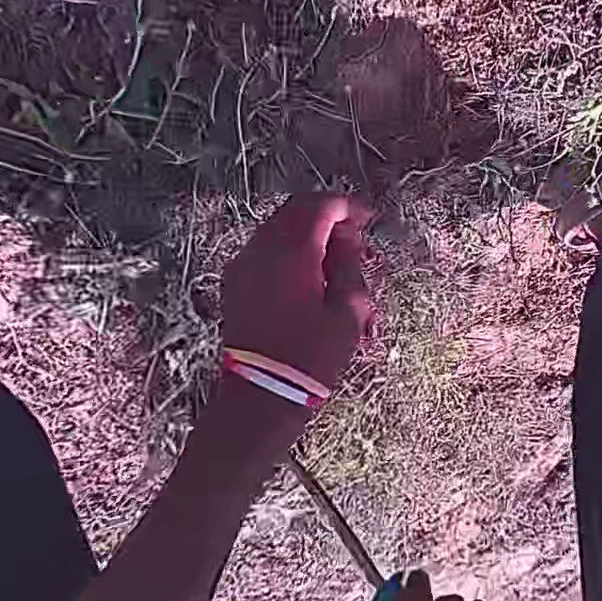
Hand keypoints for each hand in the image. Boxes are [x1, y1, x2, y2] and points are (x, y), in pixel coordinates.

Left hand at [221, 194, 372, 387]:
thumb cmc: (310, 358)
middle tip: (352, 237)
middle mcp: (262, 249)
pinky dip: (286, 248)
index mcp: (293, 252)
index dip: (347, 207)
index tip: (366, 218)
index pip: (321, 206)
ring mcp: (243, 265)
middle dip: (326, 215)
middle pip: (295, 210)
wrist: (262, 394)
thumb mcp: (347, 312)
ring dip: (306, 231)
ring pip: (277, 228)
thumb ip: (349, 265)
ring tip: (332, 258)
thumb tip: (348, 239)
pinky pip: (263, 249)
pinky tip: (305, 272)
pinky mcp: (235, 283)